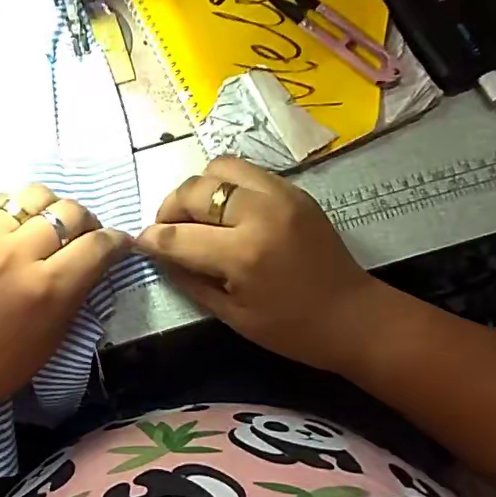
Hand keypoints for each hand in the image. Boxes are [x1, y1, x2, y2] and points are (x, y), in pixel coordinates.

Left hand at [0, 185, 132, 404]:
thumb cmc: (15, 356)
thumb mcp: (62, 324)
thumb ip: (84, 281)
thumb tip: (103, 250)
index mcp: (49, 287)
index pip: (98, 244)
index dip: (118, 241)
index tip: (120, 243)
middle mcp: (19, 254)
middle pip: (71, 211)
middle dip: (88, 223)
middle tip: (85, 237)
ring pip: (37, 194)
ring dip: (53, 207)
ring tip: (51, 226)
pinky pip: (3, 199)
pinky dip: (19, 208)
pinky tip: (22, 226)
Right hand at [136, 157, 394, 372]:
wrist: (355, 317)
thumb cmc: (291, 330)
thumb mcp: (232, 315)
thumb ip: (189, 279)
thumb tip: (158, 254)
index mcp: (243, 253)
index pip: (179, 235)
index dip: (152, 239)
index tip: (140, 242)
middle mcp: (260, 212)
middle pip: (195, 189)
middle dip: (170, 207)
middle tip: (167, 228)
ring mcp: (281, 195)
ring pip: (221, 166)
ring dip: (200, 188)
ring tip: (198, 214)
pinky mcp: (296, 191)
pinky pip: (248, 172)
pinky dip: (228, 185)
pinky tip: (227, 211)